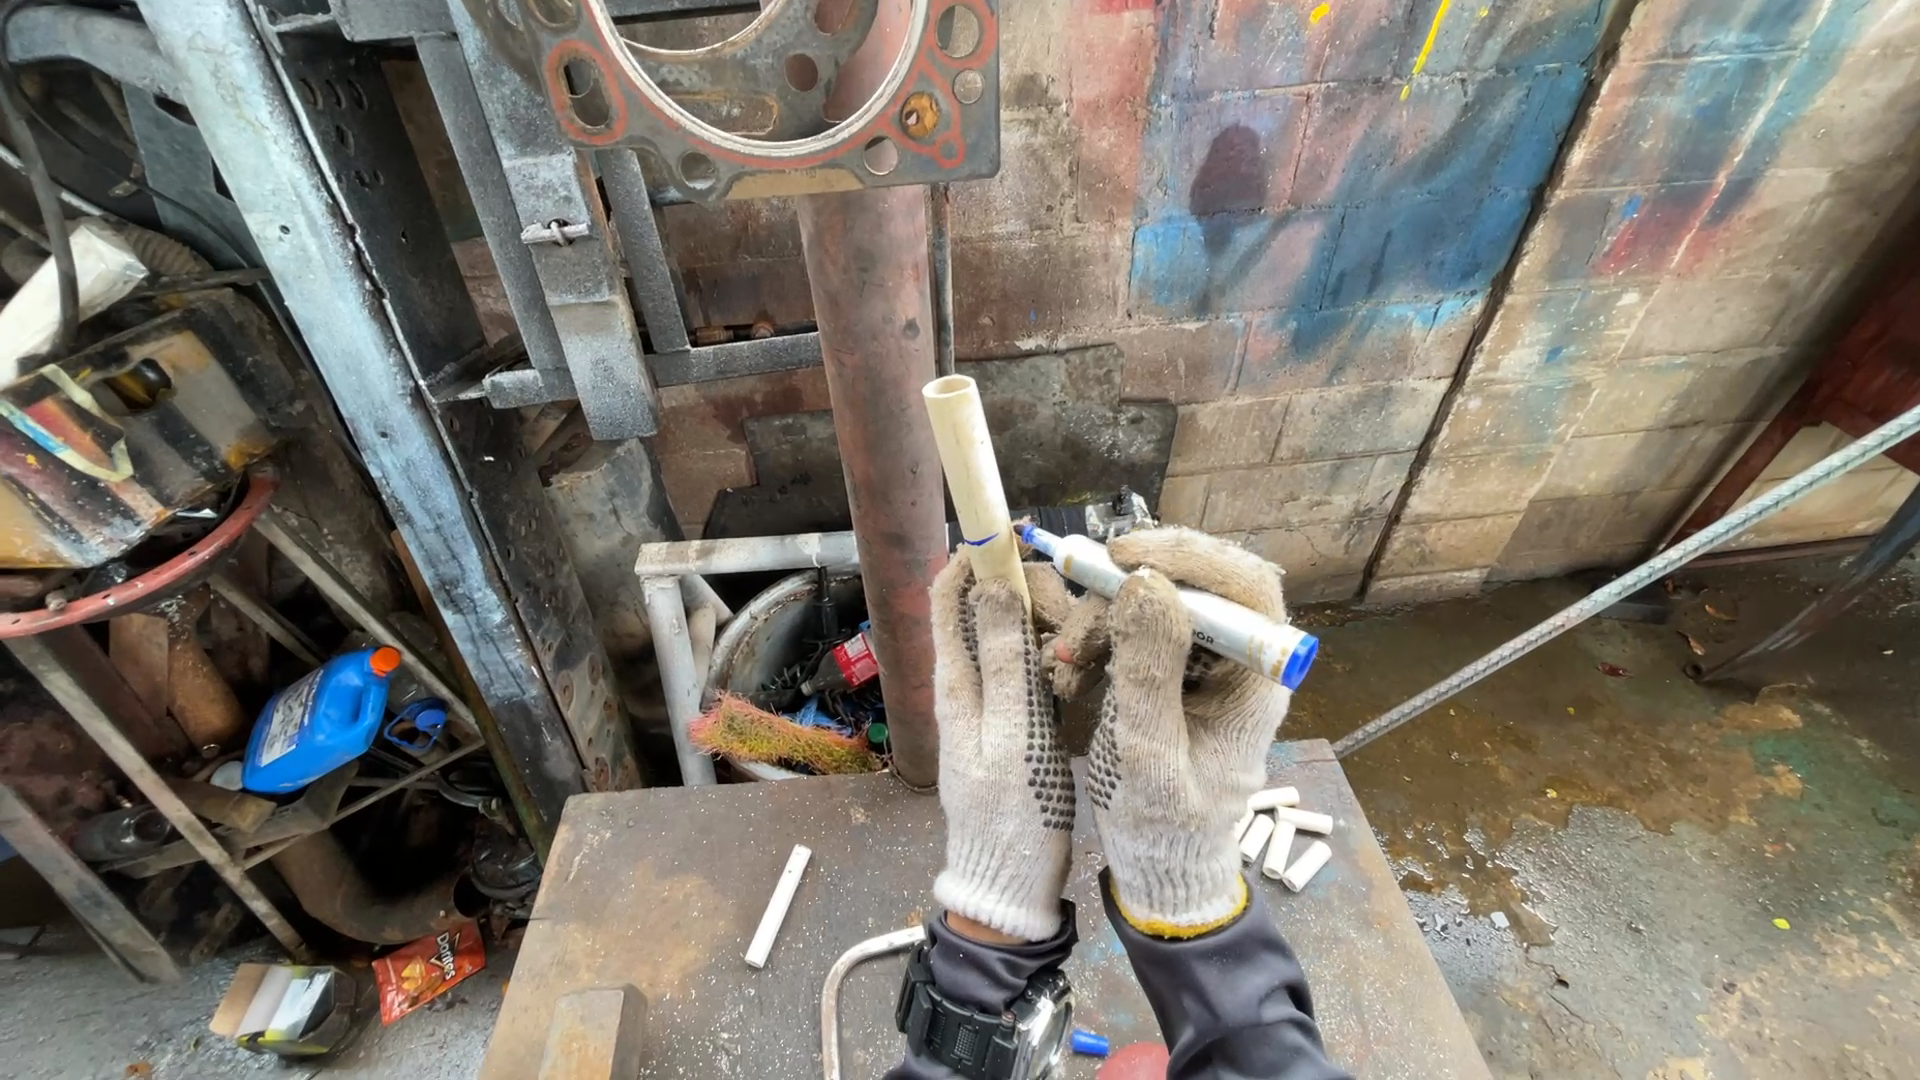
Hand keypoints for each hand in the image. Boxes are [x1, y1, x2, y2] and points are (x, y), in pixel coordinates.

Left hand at [928, 550, 1075, 941]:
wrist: (1008, 880)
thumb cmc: (1013, 812)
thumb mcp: (1013, 733)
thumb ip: (1002, 661)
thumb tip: (990, 586)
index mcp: (954, 683)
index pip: (945, 598)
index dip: (968, 557)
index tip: (1006, 534)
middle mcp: (960, 686)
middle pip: (973, 612)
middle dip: (1009, 586)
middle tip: (1059, 589)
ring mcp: (981, 705)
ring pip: (998, 639)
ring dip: (1029, 618)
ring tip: (1072, 617)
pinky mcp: (1002, 722)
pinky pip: (1017, 670)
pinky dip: (1040, 652)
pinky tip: (1071, 657)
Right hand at [1079, 528, 1292, 936]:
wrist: (1158, 864)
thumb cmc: (1164, 825)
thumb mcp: (1148, 755)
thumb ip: (1149, 673)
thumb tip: (1144, 584)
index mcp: (1257, 681)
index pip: (1245, 586)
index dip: (1189, 557)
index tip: (1122, 558)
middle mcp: (1236, 660)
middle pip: (1191, 585)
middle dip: (1123, 596)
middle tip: (1075, 636)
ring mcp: (1201, 663)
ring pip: (1153, 602)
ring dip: (1100, 622)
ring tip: (1064, 668)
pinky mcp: (1167, 670)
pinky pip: (1130, 628)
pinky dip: (1094, 641)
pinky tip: (1069, 675)